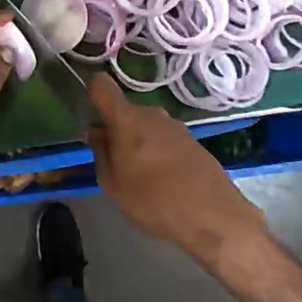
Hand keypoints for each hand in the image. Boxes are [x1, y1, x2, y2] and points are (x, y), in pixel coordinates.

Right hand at [85, 73, 267, 264]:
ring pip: (146, 125)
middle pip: (125, 111)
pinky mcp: (193, 140)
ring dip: (138, 140)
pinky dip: (157, 149)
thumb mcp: (113, 185)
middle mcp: (152, 114)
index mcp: (127, 120)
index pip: (103, 86)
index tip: (87, 106)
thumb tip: (95, 132)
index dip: (92, 88)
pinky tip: (163, 178)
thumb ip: (100, 153)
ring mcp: (175, 125)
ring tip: (140, 173)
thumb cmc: (154, 201)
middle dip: (116, 128)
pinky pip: (164, 137)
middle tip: (114, 159)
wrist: (213, 215)